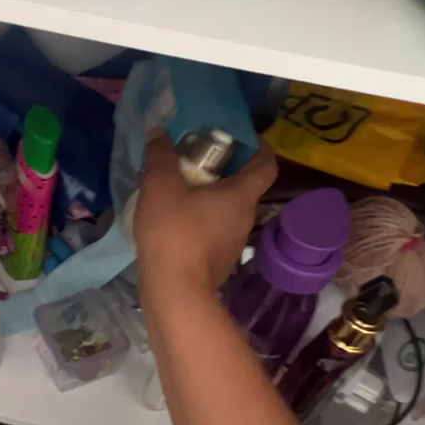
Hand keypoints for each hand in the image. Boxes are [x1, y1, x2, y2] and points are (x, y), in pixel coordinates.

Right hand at [133, 130, 276, 298]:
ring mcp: (233, 245)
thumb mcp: (160, 186)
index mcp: (240, 196)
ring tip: (178, 192)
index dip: (260, 148)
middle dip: (223, 173)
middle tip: (196, 162)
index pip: (265, 166)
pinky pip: (212, 233)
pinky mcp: (218, 264)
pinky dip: (199, 222)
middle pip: (242, 189)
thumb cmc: (174, 232)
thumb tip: (158, 132)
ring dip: (208, 199)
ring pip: (225, 212)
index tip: (246, 138)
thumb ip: (160, 157)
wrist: (174, 291)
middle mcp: (245, 219)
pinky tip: (173, 223)